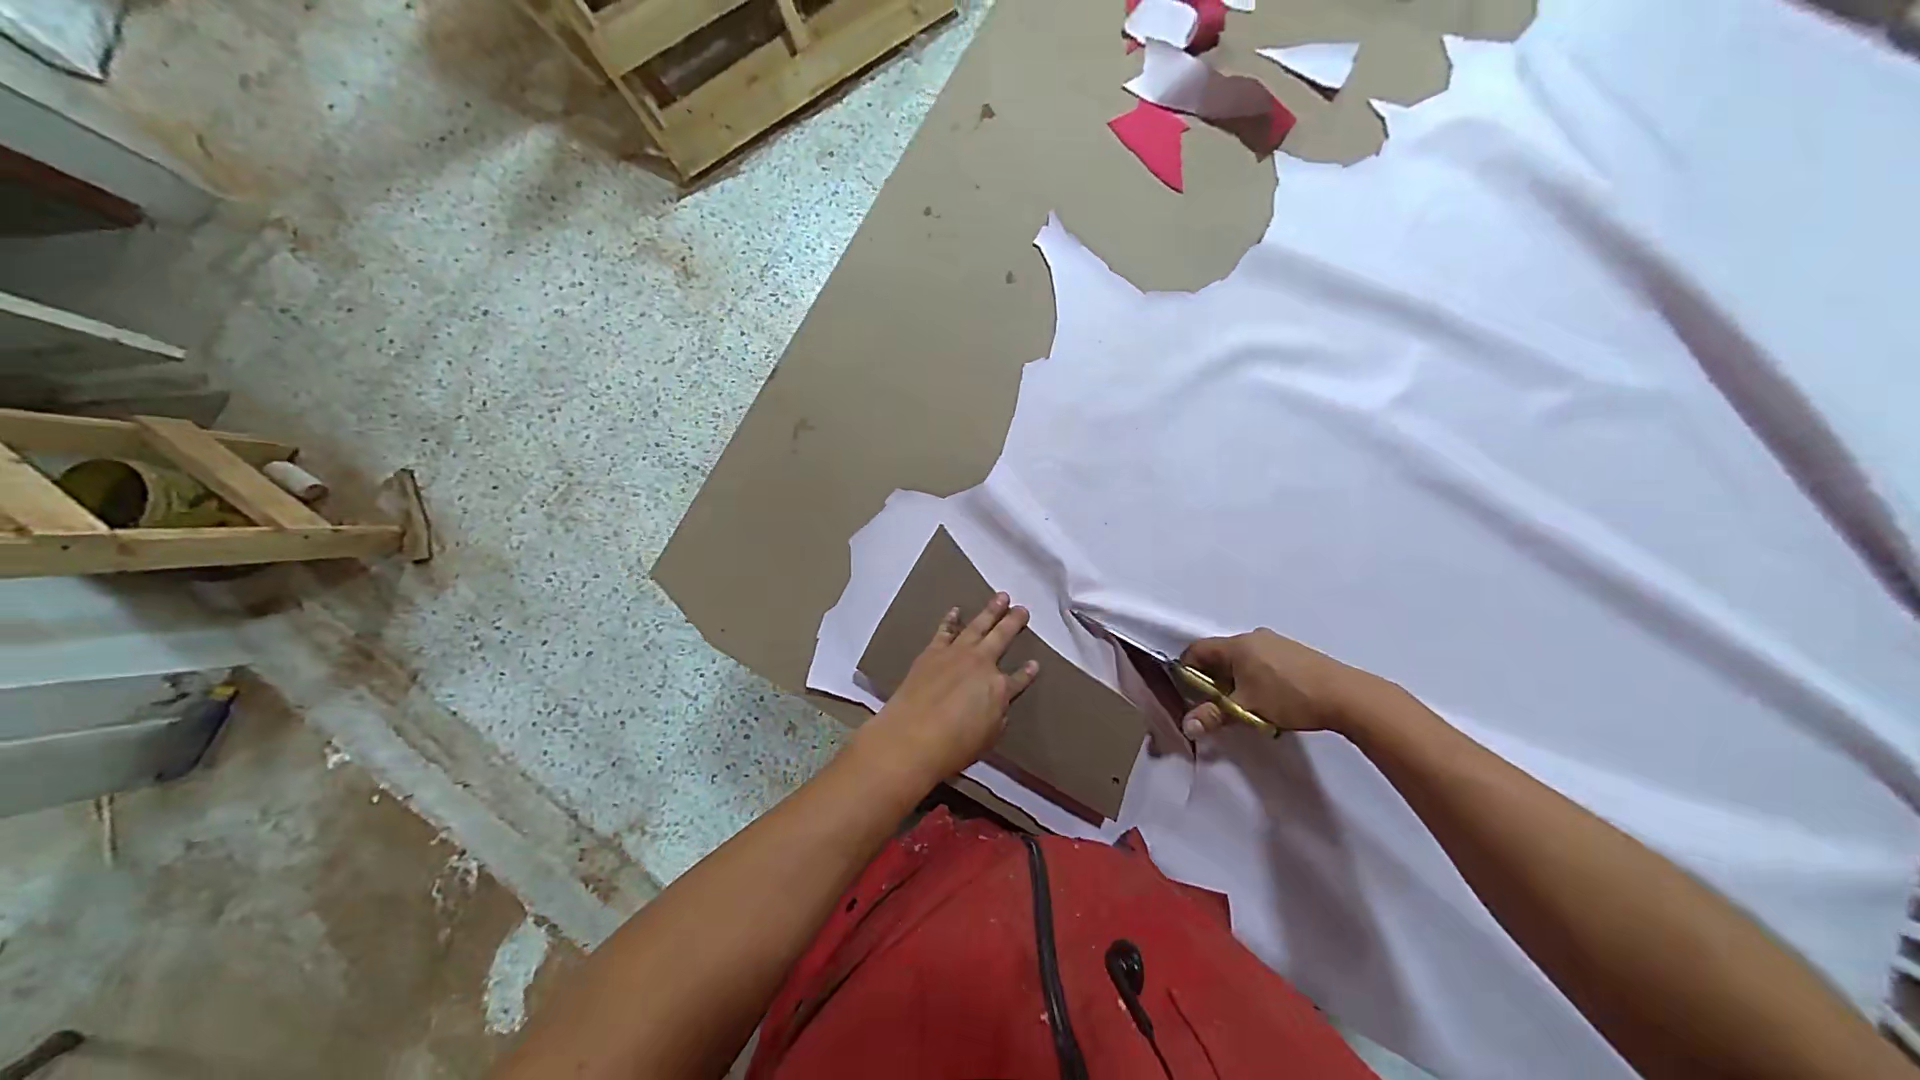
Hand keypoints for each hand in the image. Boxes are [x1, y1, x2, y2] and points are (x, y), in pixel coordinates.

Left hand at [857, 594, 1040, 786]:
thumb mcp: (988, 737)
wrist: (913, 737)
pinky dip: (952, 619)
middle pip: (1003, 638)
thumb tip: (998, 706)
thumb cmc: (953, 746)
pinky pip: (946, 630)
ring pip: (978, 625)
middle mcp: (982, 664)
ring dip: (991, 610)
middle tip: (1022, 609)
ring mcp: (957, 654)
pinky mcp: (933, 652)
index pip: (1020, 678)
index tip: (1035, 664)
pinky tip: (957, 610)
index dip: (1028, 672)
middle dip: (1014, 622)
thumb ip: (997, 716)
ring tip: (1001, 597)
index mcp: (1000, 689)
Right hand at [1178, 628, 1391, 738]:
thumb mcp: (1246, 709)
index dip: (1187, 672)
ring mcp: (1276, 643)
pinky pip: (1260, 662)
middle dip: (1212, 681)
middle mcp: (1253, 638)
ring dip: (1235, 681)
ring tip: (1245, 706)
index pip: (1196, 651)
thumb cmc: (1288, 697)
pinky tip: (1267, 699)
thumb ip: (1213, 716)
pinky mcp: (1293, 653)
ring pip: (1241, 660)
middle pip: (1218, 656)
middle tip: (1216, 706)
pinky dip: (1254, 678)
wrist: (1345, 696)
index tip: (1190, 696)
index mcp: (1236, 645)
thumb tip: (1187, 726)